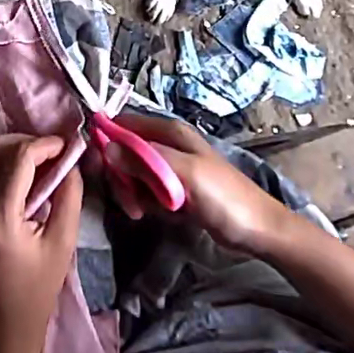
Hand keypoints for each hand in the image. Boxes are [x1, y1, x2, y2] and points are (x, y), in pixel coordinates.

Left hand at [0, 134, 83, 336]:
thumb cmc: (35, 291)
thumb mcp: (63, 243)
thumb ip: (69, 195)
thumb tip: (70, 160)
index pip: (18, 158)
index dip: (45, 144)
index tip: (66, 146)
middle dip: (27, 142)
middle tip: (50, 155)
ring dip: (7, 149)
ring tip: (31, 164)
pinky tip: (5, 174)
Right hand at [107, 113, 297, 256]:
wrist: (256, 228)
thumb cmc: (223, 196)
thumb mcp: (184, 174)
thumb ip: (145, 159)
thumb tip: (105, 146)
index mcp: (170, 131)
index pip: (125, 124)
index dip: (107, 139)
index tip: (97, 165)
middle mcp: (166, 143)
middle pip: (124, 150)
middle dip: (119, 174)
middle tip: (128, 199)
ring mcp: (169, 167)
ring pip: (132, 173)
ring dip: (131, 192)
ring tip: (140, 211)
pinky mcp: (172, 189)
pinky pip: (145, 190)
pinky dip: (143, 201)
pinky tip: (150, 214)